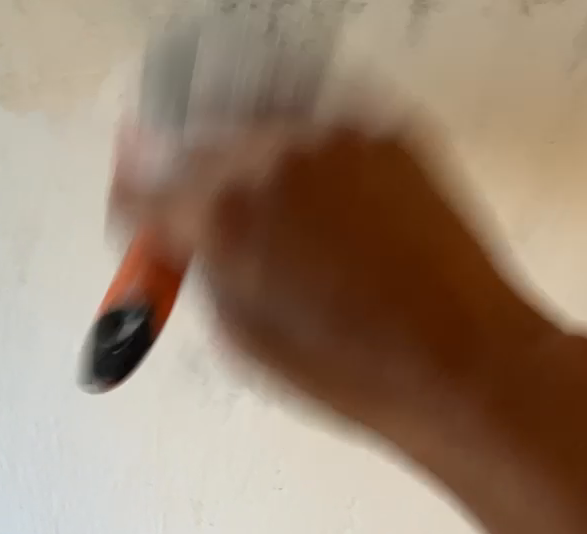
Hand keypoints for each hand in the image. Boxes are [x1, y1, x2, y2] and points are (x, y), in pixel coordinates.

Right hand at [111, 125, 564, 453]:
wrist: (458, 361)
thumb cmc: (357, 368)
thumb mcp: (242, 339)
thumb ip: (198, 273)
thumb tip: (179, 238)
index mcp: (222, 219)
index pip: (143, 189)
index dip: (129, 206)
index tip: (131, 211)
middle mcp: (271, 158)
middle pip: (190, 142)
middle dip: (172, 173)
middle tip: (173, 198)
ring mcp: (332, 136)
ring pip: (249, 112)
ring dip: (225, 139)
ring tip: (228, 172)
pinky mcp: (383, 131)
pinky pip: (313, 115)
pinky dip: (289, 136)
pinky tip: (292, 168)